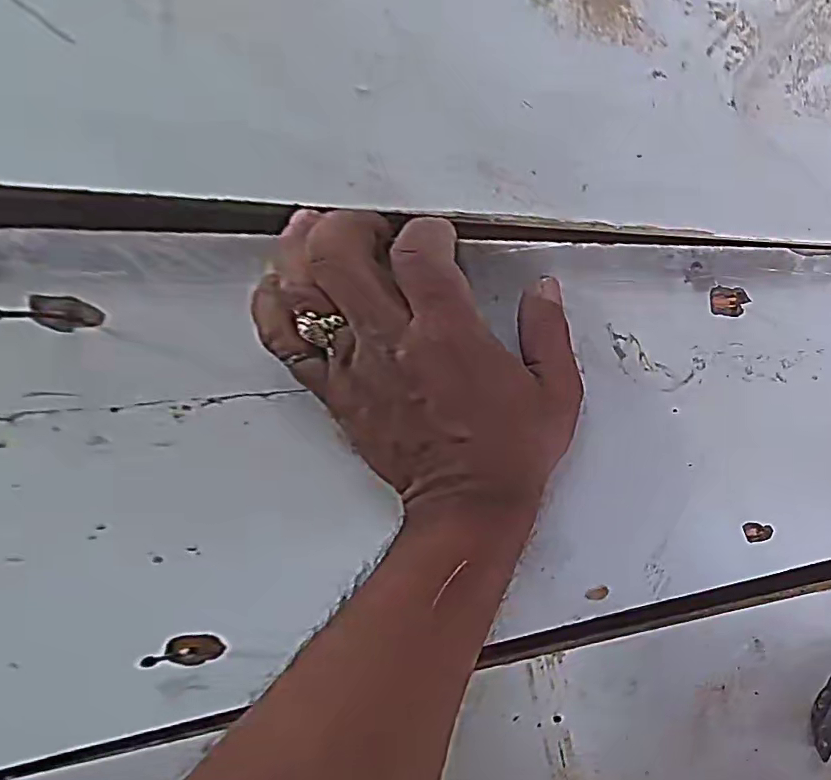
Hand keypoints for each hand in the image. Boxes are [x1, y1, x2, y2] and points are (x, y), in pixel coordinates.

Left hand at [250, 210, 582, 521]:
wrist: (471, 504)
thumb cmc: (512, 454)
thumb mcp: (557, 392)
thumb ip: (548, 334)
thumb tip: (543, 292)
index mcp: (451, 337)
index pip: (419, 254)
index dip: (426, 230)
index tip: (439, 235)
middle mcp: (394, 343)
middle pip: (341, 252)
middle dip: (352, 223)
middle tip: (372, 227)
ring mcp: (357, 367)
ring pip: (301, 284)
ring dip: (302, 247)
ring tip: (318, 233)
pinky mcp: (336, 392)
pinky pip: (283, 337)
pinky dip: (273, 302)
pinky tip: (283, 286)